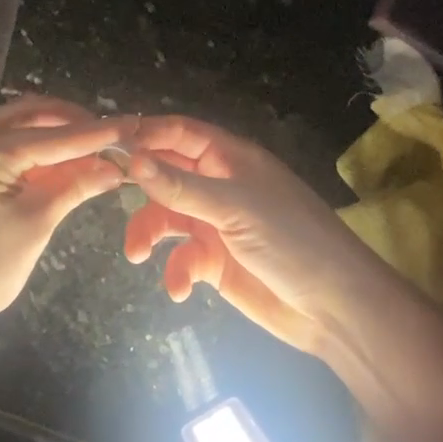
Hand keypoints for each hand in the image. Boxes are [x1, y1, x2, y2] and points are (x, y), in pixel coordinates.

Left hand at [0, 95, 132, 337]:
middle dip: (72, 121)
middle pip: (31, 115)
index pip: (53, 135)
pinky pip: (5, 145)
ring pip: (17, 126)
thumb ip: (74, 187)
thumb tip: (114, 168)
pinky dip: (35, 148)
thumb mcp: (35, 224)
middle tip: (111, 132)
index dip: (96, 133)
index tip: (132, 126)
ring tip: (93, 144)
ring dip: (54, 131)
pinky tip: (62, 160)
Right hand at [123, 115, 404, 353]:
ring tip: (138, 254)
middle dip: (138, 186)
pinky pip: (182, 257)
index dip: (143, 134)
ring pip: (166, 216)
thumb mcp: (233, 208)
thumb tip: (131, 158)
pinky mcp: (217, 260)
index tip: (106, 143)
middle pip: (164, 173)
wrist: (339, 309)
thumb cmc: (292, 239)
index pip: (178, 132)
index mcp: (229, 158)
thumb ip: (179, 186)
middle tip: (103, 191)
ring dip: (149, 233)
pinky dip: (176, 271)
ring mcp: (216, 222)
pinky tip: (181, 288)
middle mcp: (219, 184)